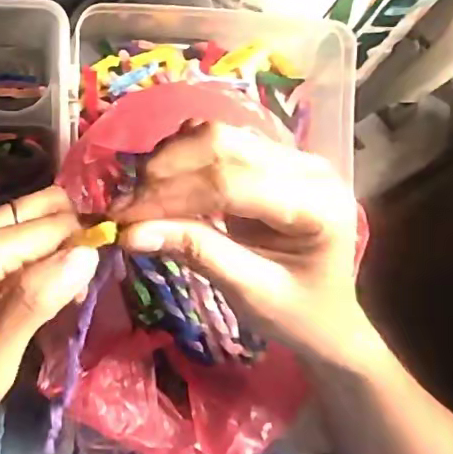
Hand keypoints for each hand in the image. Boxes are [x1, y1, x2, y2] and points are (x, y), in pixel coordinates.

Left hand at [0, 186, 97, 453]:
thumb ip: (33, 303)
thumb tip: (86, 252)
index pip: (56, 225)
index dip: (88, 248)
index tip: (103, 288)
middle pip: (46, 207)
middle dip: (76, 238)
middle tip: (85, 294)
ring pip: (33, 217)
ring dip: (61, 247)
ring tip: (68, 300)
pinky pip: (17, 235)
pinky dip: (41, 255)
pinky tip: (45, 297)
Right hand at [114, 121, 373, 368]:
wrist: (330, 318)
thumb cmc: (298, 316)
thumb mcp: (248, 293)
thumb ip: (195, 252)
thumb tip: (128, 232)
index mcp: (315, 203)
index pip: (230, 181)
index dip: (169, 194)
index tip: (122, 218)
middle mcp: (307, 166)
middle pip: (221, 145)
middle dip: (163, 172)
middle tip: (124, 208)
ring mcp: (290, 155)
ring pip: (214, 135)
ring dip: (168, 160)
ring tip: (139, 198)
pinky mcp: (270, 155)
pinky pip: (217, 140)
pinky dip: (180, 157)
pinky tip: (163, 185)